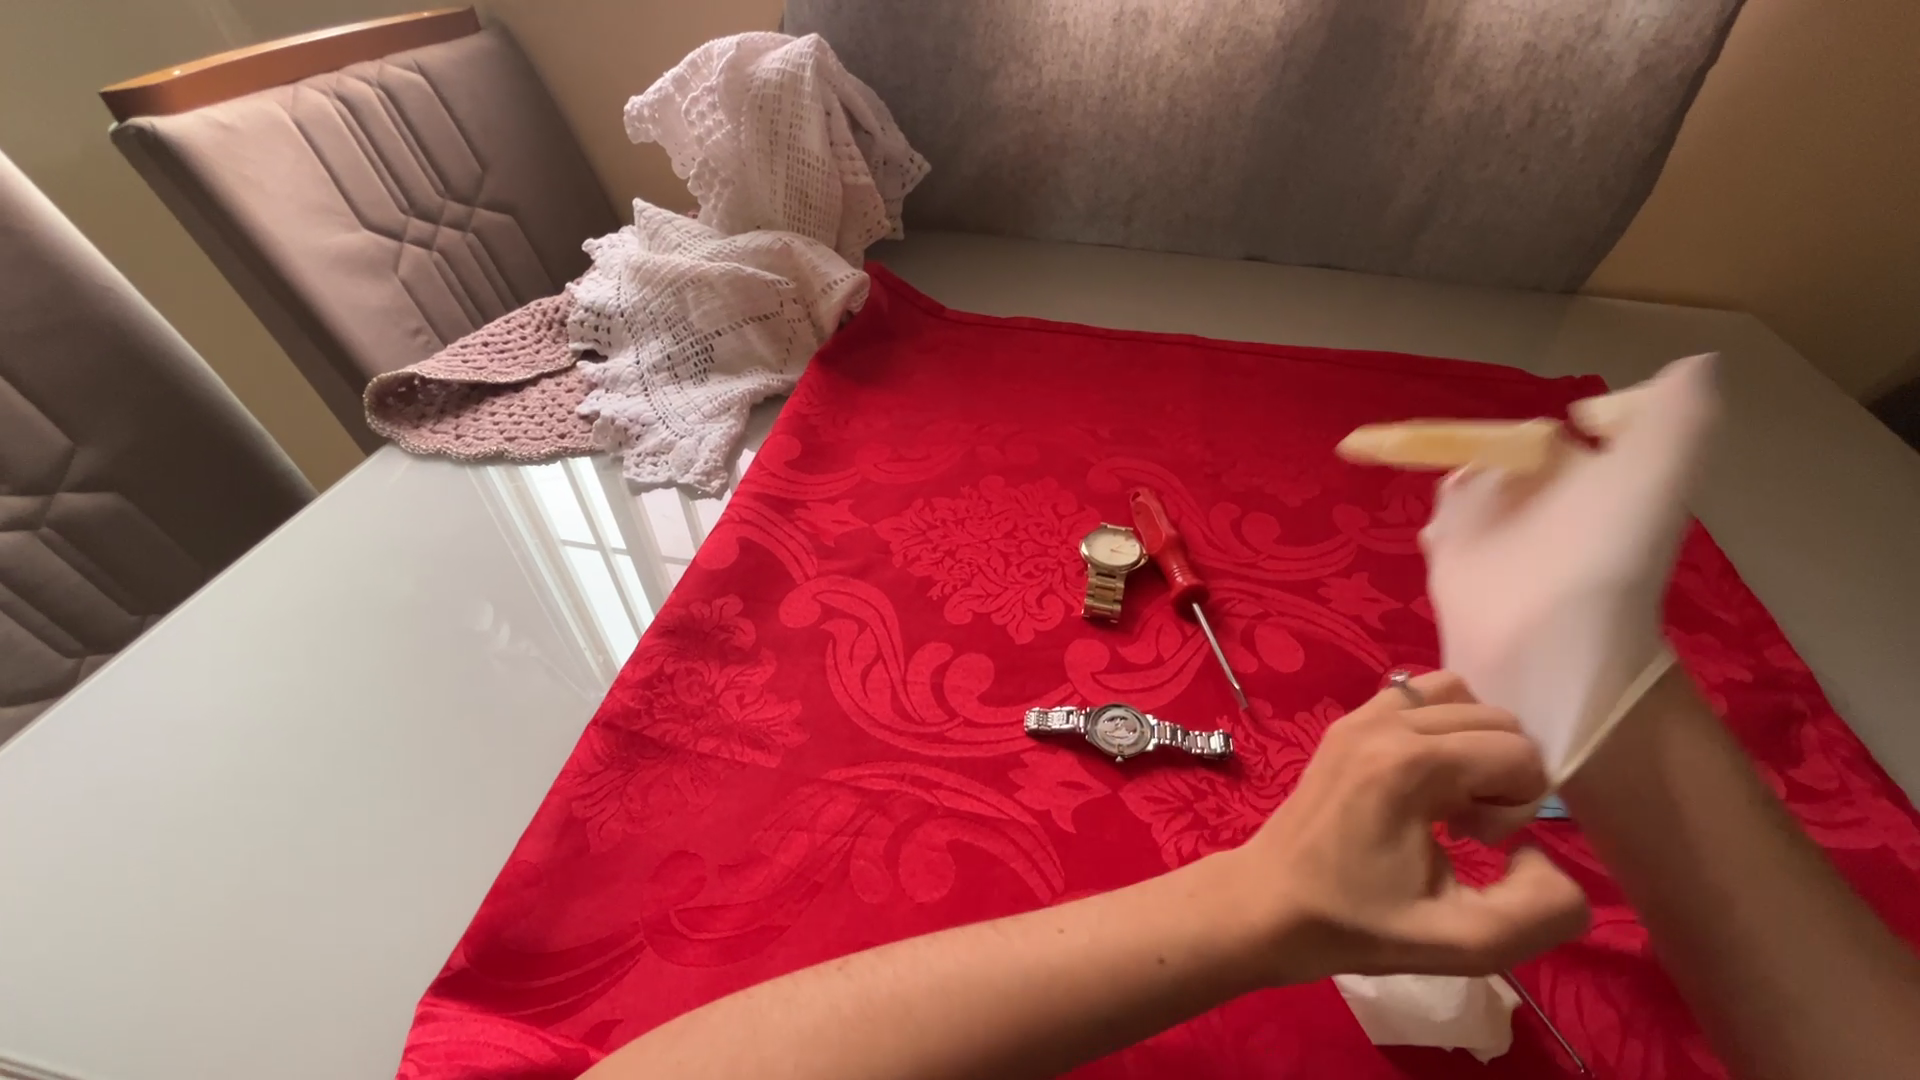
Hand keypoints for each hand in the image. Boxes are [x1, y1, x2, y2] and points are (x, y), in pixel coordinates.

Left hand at [1226, 671, 1588, 984]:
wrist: (1273, 901)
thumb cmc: (1360, 923)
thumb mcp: (1468, 942)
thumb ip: (1545, 907)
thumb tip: (1539, 850)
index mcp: (1409, 764)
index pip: (1519, 753)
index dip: (1519, 805)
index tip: (1477, 843)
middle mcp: (1383, 723)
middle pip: (1494, 718)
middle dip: (1502, 774)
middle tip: (1464, 826)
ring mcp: (1358, 715)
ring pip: (1457, 696)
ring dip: (1473, 744)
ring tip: (1446, 797)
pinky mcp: (1345, 723)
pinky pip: (1417, 697)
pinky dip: (1440, 728)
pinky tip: (1422, 780)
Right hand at [1421, 354, 1718, 782]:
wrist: (1547, 633)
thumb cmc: (1600, 547)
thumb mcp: (1656, 471)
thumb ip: (1674, 415)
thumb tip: (1691, 367)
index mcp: (1593, 480)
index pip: (1576, 435)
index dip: (1578, 421)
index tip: (1578, 420)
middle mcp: (1544, 503)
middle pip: (1511, 456)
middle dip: (1497, 448)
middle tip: (1490, 455)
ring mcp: (1495, 531)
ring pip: (1471, 484)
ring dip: (1461, 476)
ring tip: (1460, 486)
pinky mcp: (1451, 556)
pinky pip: (1438, 520)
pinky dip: (1436, 512)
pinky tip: (1441, 520)